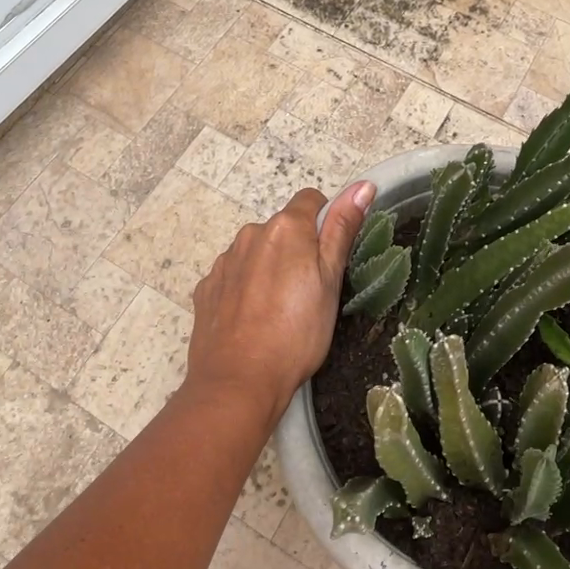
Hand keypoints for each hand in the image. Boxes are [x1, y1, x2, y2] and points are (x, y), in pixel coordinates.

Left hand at [185, 182, 373, 429]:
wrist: (238, 383)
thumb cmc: (297, 333)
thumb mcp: (331, 281)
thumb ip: (343, 228)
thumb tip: (363, 185)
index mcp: (285, 228)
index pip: (312, 201)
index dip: (326, 225)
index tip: (329, 259)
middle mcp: (250, 234)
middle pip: (283, 229)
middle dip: (297, 250)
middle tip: (309, 293)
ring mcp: (224, 262)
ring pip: (257, 253)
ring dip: (269, 268)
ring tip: (280, 312)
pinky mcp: (206, 289)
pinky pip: (234, 276)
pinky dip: (245, 289)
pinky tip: (253, 320)